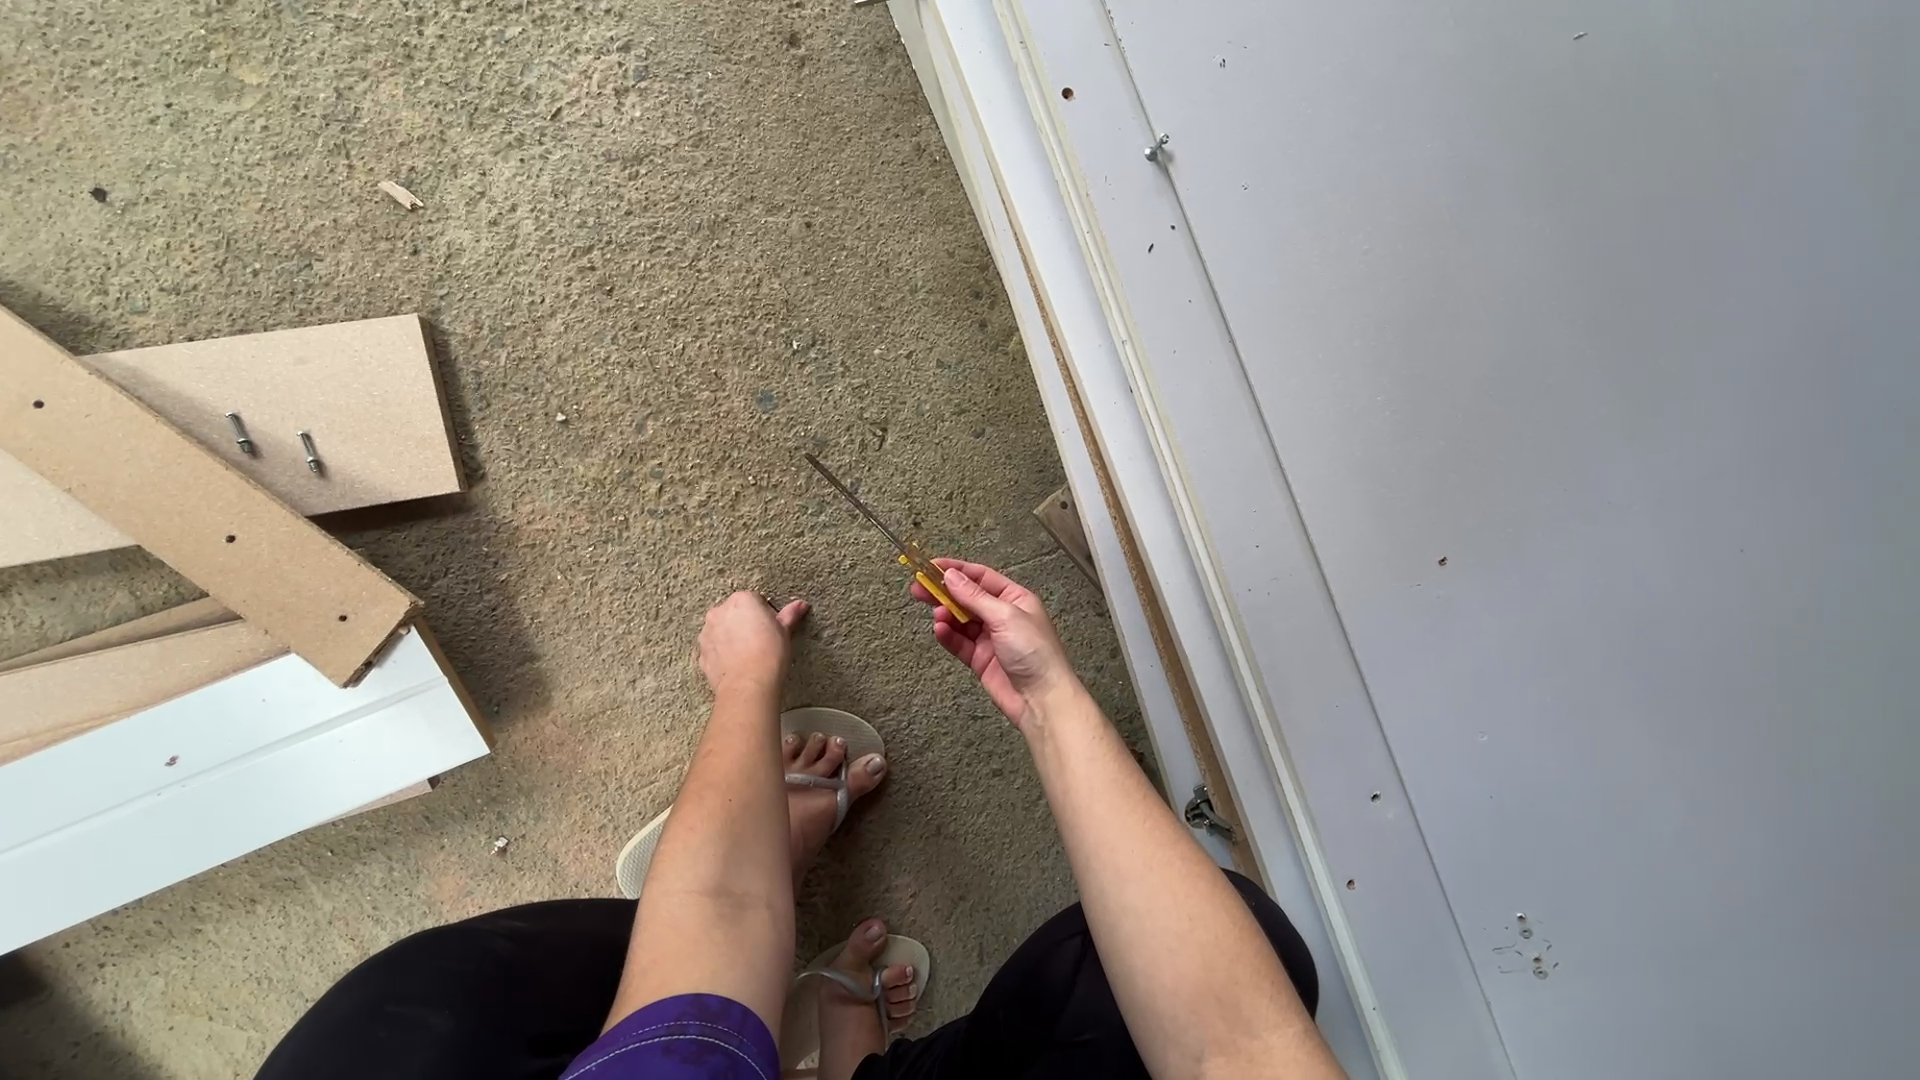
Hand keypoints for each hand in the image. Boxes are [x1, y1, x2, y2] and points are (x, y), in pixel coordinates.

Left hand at [697, 592, 807, 694]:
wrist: (748, 684)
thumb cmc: (768, 655)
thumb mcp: (785, 631)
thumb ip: (790, 614)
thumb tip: (800, 605)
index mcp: (742, 600)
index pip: (754, 599)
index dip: (765, 614)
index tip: (772, 627)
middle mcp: (720, 612)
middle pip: (735, 612)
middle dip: (745, 622)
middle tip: (761, 639)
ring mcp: (708, 632)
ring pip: (722, 629)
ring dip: (732, 636)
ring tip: (748, 653)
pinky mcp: (702, 652)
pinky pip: (714, 647)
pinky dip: (723, 652)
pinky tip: (737, 662)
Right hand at [910, 559, 1076, 729]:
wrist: (1042, 699)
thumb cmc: (1037, 654)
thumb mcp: (1005, 616)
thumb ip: (974, 596)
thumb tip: (952, 576)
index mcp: (1015, 599)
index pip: (981, 577)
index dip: (956, 570)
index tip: (931, 567)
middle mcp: (1002, 616)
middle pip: (967, 597)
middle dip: (943, 592)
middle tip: (919, 588)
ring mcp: (991, 638)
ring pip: (960, 620)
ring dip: (946, 615)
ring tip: (937, 615)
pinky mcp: (981, 659)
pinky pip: (959, 642)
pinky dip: (948, 635)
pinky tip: (940, 630)